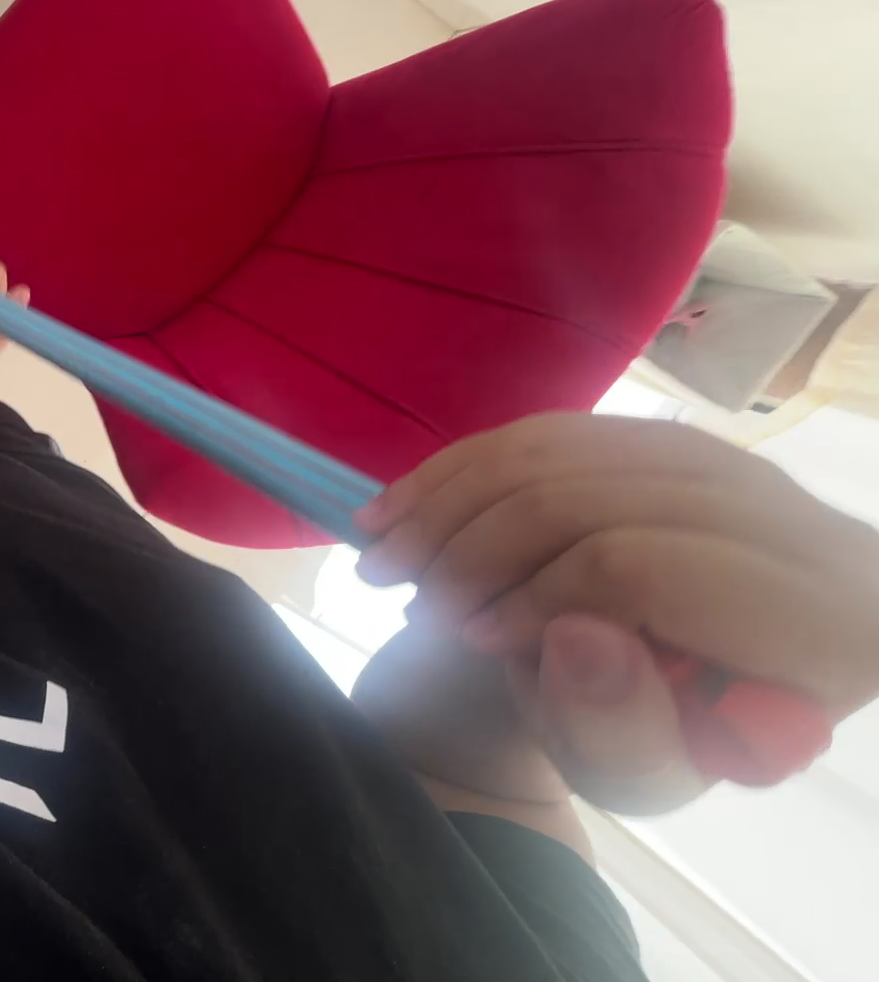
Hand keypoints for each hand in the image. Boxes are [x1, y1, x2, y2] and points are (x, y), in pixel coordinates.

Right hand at [354, 413, 878, 811]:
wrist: (632, 672)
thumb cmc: (640, 733)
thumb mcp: (633, 772)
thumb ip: (619, 730)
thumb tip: (576, 638)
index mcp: (826, 624)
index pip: (649, 568)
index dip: (535, 596)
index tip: (470, 638)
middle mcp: (796, 525)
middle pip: (584, 500)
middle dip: (465, 548)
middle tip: (395, 592)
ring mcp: (724, 466)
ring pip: (544, 455)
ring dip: (438, 506)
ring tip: (379, 558)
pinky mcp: (653, 440)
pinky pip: (530, 434)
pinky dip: (444, 473)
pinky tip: (392, 512)